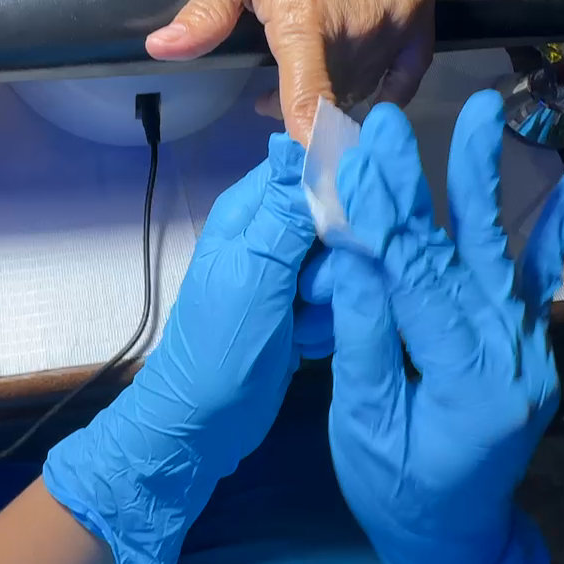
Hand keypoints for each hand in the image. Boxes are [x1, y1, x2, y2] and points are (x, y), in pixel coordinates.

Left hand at [43, 133, 316, 563]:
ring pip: (342, 261)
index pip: (304, 169)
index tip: (359, 220)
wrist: (204, 424)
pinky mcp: (298, 310)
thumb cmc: (223, 343)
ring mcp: (284, 275)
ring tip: (302, 323)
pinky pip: (337, 299)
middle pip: (332, 218)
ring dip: (332, 296)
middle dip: (337, 256)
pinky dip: (327, 322)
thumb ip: (283, 212)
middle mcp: (268, 235)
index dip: (338, 187)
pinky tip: (306, 343)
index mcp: (249, 212)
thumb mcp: (255, 272)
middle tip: (315, 291)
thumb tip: (291, 139)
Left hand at [146, 0, 435, 142]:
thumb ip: (204, 13)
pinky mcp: (422, 3)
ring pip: (368, 88)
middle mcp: (358, 25)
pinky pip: (409, 70)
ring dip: (337, 99)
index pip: (311, 104)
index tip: (305, 181)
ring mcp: (396, 15)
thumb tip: (164, 50)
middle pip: (336, 102)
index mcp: (304, 18)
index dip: (308, 149)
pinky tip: (361, 88)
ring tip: (305, 84)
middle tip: (271, 101)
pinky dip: (387, 88)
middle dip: (302, 114)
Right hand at [327, 92, 563, 563]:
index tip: (352, 156)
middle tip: (392, 119)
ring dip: (485, 173)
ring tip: (484, 110)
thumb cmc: (397, 491)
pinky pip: (538, 275)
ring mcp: (525, 342)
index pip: (414, 279)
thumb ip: (365, 339)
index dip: (379, 216)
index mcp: (465, 382)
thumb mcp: (363, 425)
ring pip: (498, 245)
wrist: (461, 540)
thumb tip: (355, 253)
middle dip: (419, 178)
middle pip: (455, 248)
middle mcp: (509, 352)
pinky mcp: (526, 337)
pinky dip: (556, 225)